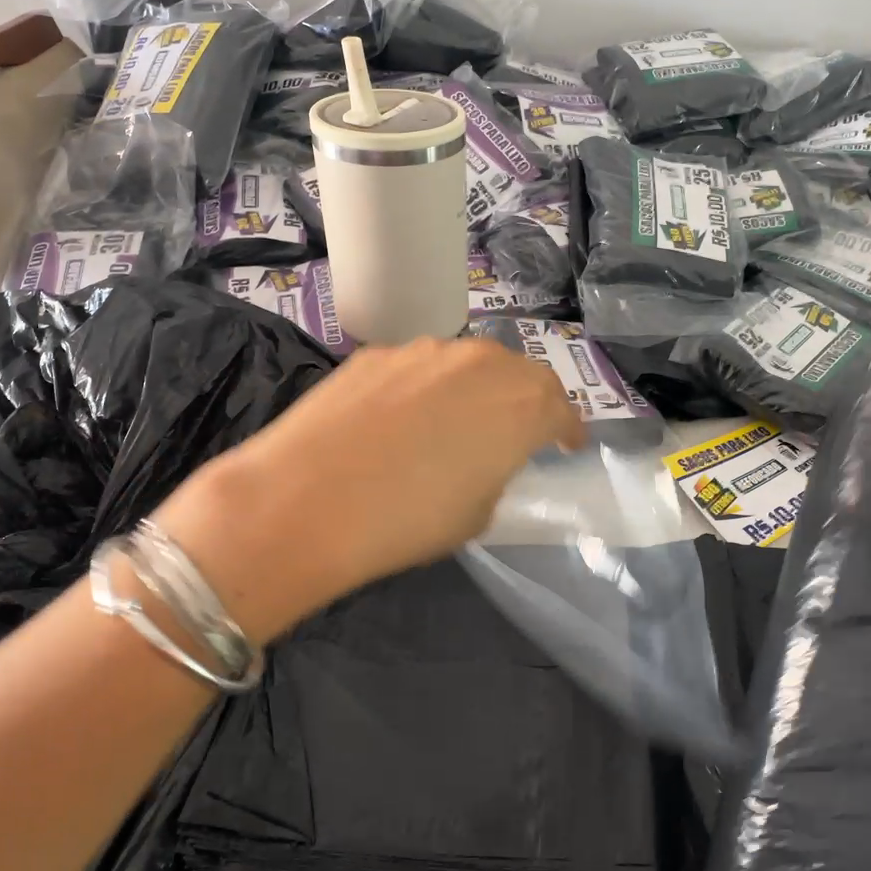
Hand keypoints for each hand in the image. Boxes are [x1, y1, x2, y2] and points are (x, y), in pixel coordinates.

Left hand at [152, 337, 585, 641]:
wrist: (303, 499)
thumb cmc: (406, 520)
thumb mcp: (477, 513)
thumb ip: (497, 472)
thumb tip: (483, 457)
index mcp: (522, 404)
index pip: (562, 410)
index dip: (567, 430)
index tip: (566, 446)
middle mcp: (481, 363)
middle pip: (521, 374)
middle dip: (527, 400)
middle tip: (517, 430)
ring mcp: (424, 351)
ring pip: (467, 363)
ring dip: (475, 388)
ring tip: (457, 422)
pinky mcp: (375, 354)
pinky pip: (418, 368)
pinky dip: (425, 388)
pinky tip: (399, 421)